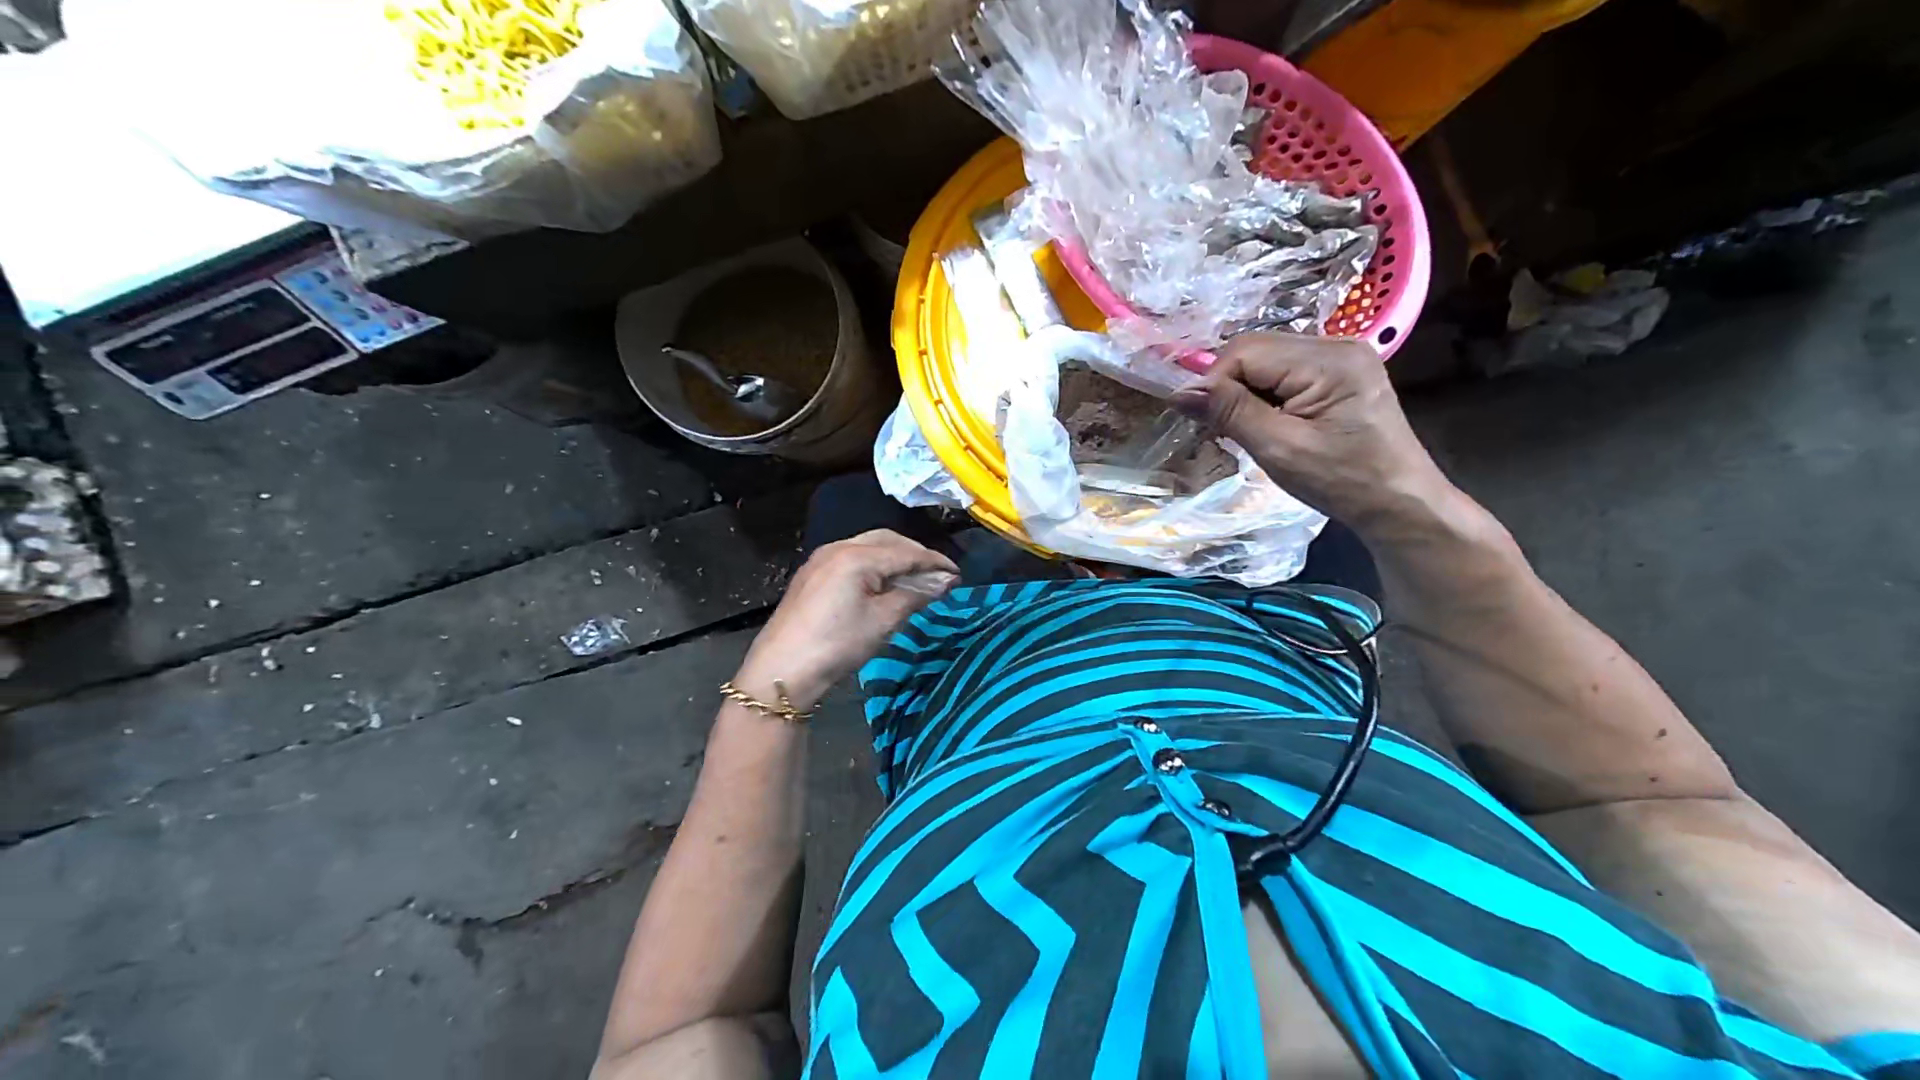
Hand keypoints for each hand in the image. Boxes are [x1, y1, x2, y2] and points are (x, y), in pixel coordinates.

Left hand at [732, 529, 958, 711]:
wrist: (782, 669)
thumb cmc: (838, 644)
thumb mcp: (884, 621)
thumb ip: (916, 595)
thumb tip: (946, 582)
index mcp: (857, 555)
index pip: (906, 552)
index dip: (935, 563)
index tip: (958, 575)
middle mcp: (838, 547)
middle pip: (887, 541)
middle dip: (915, 555)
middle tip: (938, 574)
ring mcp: (822, 559)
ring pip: (868, 547)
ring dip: (895, 559)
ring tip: (915, 579)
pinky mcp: (813, 574)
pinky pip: (853, 558)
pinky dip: (875, 566)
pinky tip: (884, 584)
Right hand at [1172, 332, 1454, 536]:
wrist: (1399, 503)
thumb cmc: (1342, 481)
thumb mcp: (1279, 449)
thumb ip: (1230, 412)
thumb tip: (1179, 392)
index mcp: (1328, 359)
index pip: (1245, 351)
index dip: (1214, 382)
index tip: (1205, 422)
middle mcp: (1336, 344)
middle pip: (1255, 349)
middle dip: (1228, 386)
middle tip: (1224, 429)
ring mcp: (1340, 356)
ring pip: (1265, 360)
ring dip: (1244, 391)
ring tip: (1248, 428)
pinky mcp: (1339, 373)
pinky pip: (1283, 371)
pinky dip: (1263, 394)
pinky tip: (1268, 421)